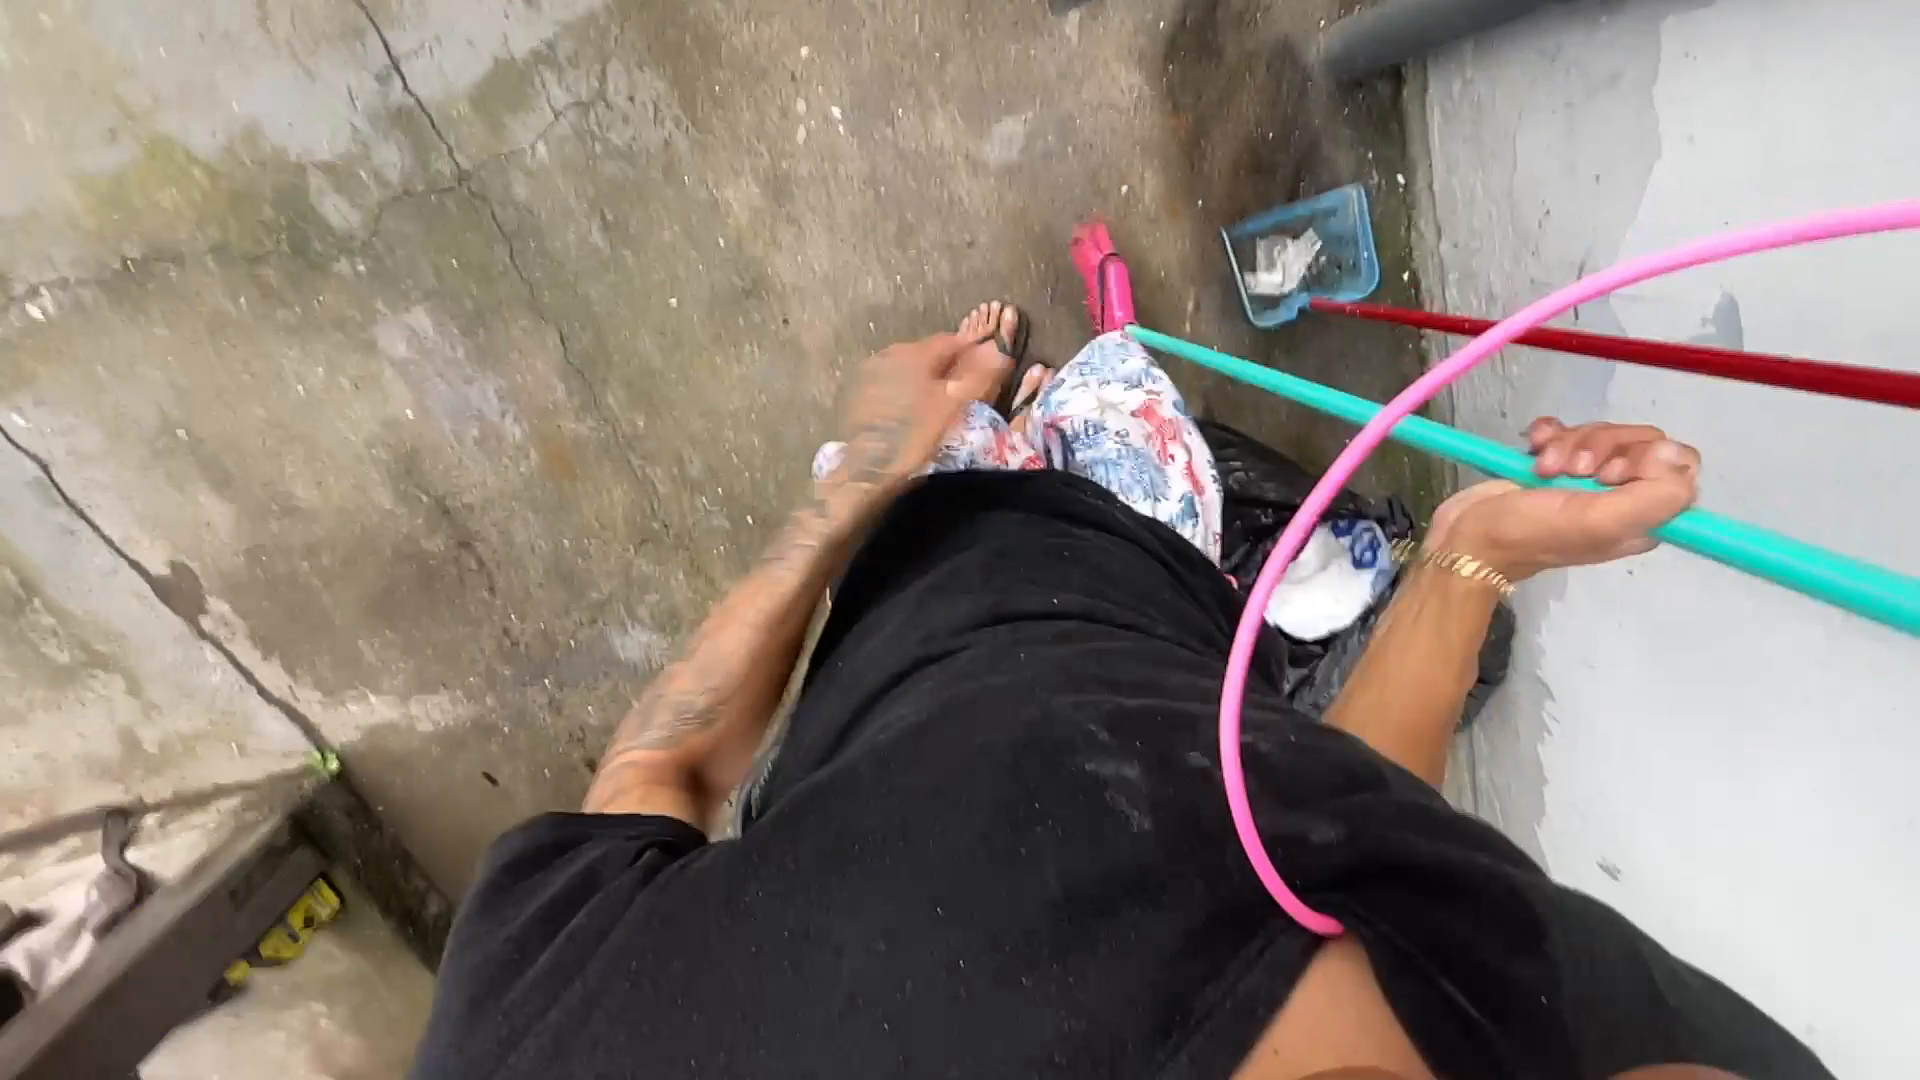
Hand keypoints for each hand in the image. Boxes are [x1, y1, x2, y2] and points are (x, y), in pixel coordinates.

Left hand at [824, 332, 1008, 502]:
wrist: (867, 468)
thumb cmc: (914, 435)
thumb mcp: (952, 406)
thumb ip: (977, 376)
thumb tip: (1001, 351)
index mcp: (914, 353)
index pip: (951, 340)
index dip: (971, 350)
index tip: (985, 364)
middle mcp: (888, 353)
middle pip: (927, 353)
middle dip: (946, 365)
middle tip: (963, 387)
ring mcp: (869, 373)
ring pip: (907, 368)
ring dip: (924, 378)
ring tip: (937, 401)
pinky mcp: (857, 394)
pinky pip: (890, 383)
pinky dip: (904, 390)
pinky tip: (910, 411)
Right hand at [1427, 418, 1700, 581]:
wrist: (1464, 539)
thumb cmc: (1528, 535)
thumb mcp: (1600, 523)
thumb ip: (1657, 493)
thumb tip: (1668, 452)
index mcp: (1645, 515)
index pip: (1676, 464)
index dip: (1645, 458)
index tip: (1607, 474)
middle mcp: (1621, 494)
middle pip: (1638, 443)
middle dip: (1599, 447)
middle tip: (1568, 471)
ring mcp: (1583, 478)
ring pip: (1600, 435)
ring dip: (1568, 442)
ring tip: (1542, 467)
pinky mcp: (1550, 464)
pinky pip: (1564, 430)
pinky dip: (1547, 433)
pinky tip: (1531, 447)